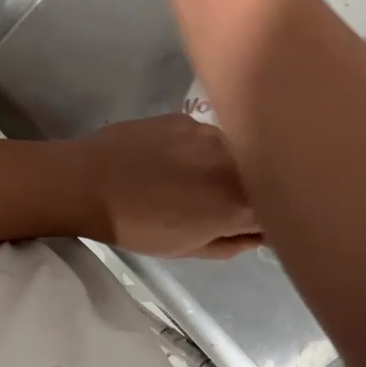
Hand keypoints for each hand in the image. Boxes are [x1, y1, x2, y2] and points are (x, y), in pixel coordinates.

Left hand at [74, 116, 260, 258]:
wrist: (85, 181)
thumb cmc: (136, 225)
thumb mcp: (189, 248)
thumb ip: (235, 241)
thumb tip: (261, 233)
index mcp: (242, 201)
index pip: (280, 211)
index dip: (270, 220)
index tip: (253, 225)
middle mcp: (236, 161)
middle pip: (262, 176)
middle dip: (253, 190)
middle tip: (221, 202)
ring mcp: (209, 133)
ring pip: (235, 152)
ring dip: (226, 167)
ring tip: (192, 180)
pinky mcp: (184, 118)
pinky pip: (207, 137)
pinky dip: (201, 150)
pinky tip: (173, 160)